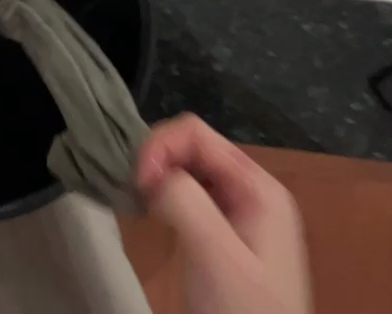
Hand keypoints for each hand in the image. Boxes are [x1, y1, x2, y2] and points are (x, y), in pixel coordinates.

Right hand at [135, 114, 311, 313]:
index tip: (136, 181)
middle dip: (155, 158)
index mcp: (258, 187)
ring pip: (184, 165)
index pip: (196, 134)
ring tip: (137, 199)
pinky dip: (160, 192)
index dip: (159, 146)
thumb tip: (151, 172)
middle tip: (133, 191)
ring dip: (155, 174)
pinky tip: (147, 210)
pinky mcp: (219, 230)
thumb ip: (186, 200)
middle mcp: (249, 189)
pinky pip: (184, 191)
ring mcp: (237, 211)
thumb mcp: (217, 257)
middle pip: (190, 145)